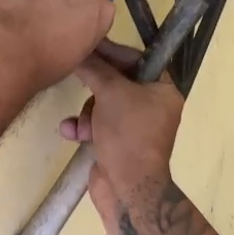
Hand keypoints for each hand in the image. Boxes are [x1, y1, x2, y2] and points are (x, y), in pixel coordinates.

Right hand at [58, 43, 183, 205]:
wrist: (128, 189)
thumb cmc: (128, 133)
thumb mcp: (111, 93)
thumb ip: (95, 68)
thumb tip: (81, 51)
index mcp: (163, 89)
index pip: (136, 59)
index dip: (112, 51)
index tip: (89, 45)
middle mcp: (153, 106)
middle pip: (118, 81)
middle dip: (96, 86)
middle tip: (77, 73)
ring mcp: (135, 126)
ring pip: (104, 103)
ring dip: (87, 111)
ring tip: (82, 124)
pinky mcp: (118, 143)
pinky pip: (98, 124)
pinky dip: (84, 126)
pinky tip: (70, 131)